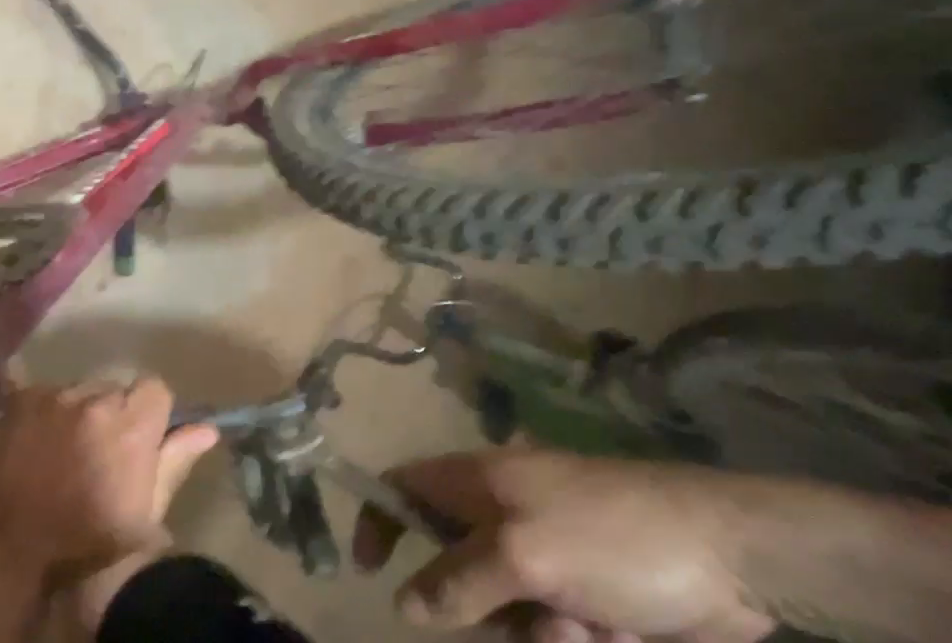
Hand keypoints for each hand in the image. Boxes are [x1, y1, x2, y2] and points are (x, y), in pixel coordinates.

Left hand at [0, 379, 217, 580]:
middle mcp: (92, 397)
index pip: (155, 388)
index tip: (145, 438)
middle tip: (102, 451)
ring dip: (79, 412)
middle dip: (115, 413)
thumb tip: (206, 429)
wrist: (9, 543)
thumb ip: (173, 463)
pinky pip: (44, 394)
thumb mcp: (143, 514)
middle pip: (114, 389)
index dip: (153, 412)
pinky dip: (46, 412)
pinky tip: (37, 441)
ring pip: (78, 390)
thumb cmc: (85, 540)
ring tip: (64, 449)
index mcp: (130, 425)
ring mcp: (51, 394)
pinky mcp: (17, 399)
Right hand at [354, 449, 775, 642]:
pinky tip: (621, 638)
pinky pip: (557, 632)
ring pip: (508, 614)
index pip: (400, 488)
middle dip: (488, 612)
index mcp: (475, 485)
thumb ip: (457, 581)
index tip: (373, 572)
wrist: (738, 559)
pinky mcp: (590, 597)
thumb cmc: (614, 538)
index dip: (378, 521)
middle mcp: (503, 519)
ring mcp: (549, 560)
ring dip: (545, 636)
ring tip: (594, 634)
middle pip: (454, 572)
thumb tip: (403, 605)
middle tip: (530, 618)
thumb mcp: (523, 557)